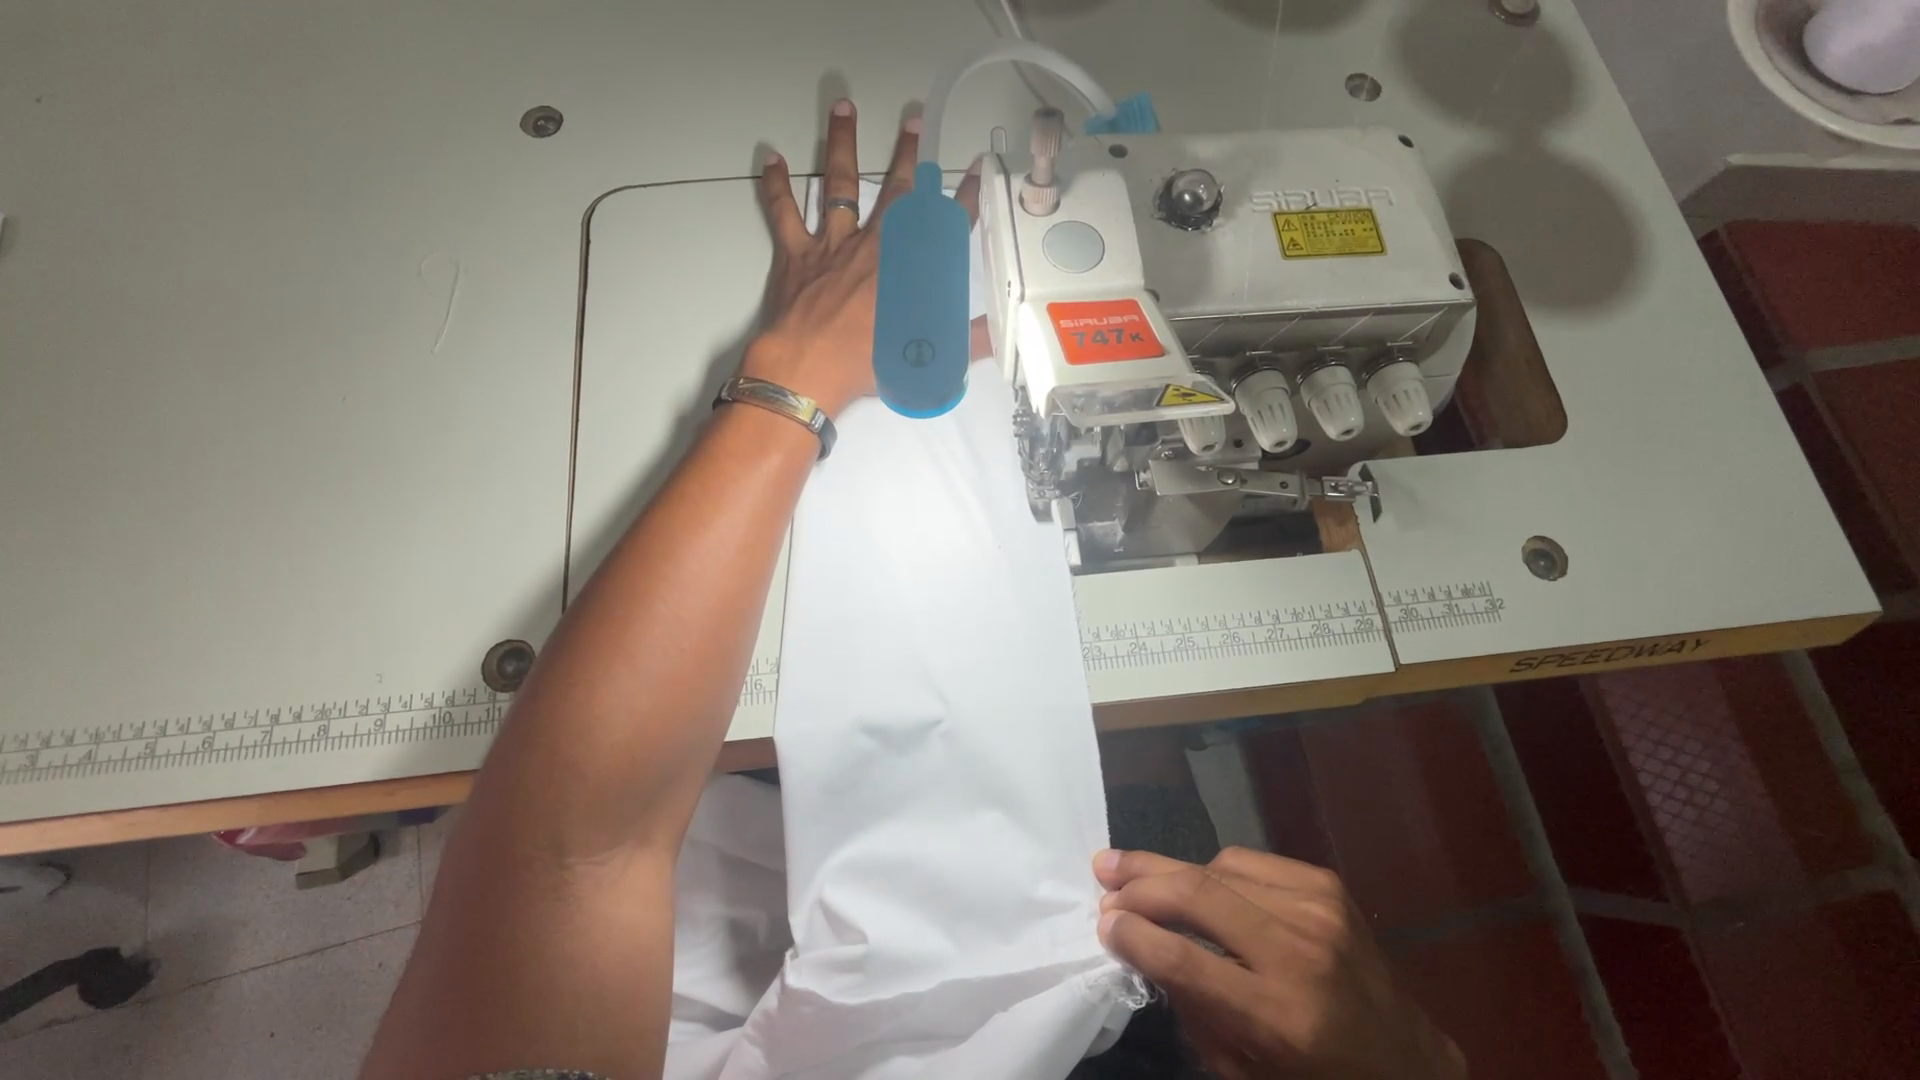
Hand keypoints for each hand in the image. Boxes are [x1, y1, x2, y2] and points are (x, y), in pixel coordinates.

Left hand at [747, 99, 983, 417]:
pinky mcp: (796, 254)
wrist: (808, 369)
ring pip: (840, 185)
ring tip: (843, 107)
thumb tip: (1001, 336)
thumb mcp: (926, 359)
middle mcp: (873, 247)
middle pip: (895, 193)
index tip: (977, 169)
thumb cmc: (866, 365)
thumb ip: (965, 343)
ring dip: (842, 144)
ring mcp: (832, 246)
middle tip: (915, 121)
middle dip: (908, 156)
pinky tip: (771, 156)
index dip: (964, 198)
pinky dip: (776, 185)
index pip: (944, 227)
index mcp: (906, 270)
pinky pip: (784, 212)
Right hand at [1094, 847, 1464, 1079]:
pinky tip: (1199, 883)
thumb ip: (1191, 1008)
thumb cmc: (1316, 1079)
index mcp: (1279, 1016)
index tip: (1102, 923)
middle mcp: (1299, 952)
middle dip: (1140, 884)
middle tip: (1102, 875)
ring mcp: (1318, 910)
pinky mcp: (1327, 886)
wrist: (1408, 1062)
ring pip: (1217, 866)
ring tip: (1139, 876)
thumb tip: (1141, 944)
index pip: (1183, 960)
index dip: (1133, 935)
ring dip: (1170, 870)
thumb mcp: (1244, 1070)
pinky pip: (1248, 860)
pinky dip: (1214, 870)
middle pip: (1196, 895)